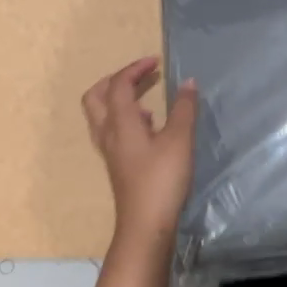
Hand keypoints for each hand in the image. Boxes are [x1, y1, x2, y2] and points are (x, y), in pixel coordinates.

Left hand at [81, 57, 198, 239]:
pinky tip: (151, 127)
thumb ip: (184, 109)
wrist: (146, 224)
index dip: (134, 69)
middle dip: (116, 81)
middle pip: (97, 97)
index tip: (156, 62)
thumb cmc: (162, 179)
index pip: (118, 85)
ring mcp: (111, 151)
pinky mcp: (119, 165)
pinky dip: (127, 119)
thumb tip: (189, 83)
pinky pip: (114, 132)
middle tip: (140, 76)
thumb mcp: (179, 140)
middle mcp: (108, 133)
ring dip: (119, 100)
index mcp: (120, 122)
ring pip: (103, 116)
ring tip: (147, 98)